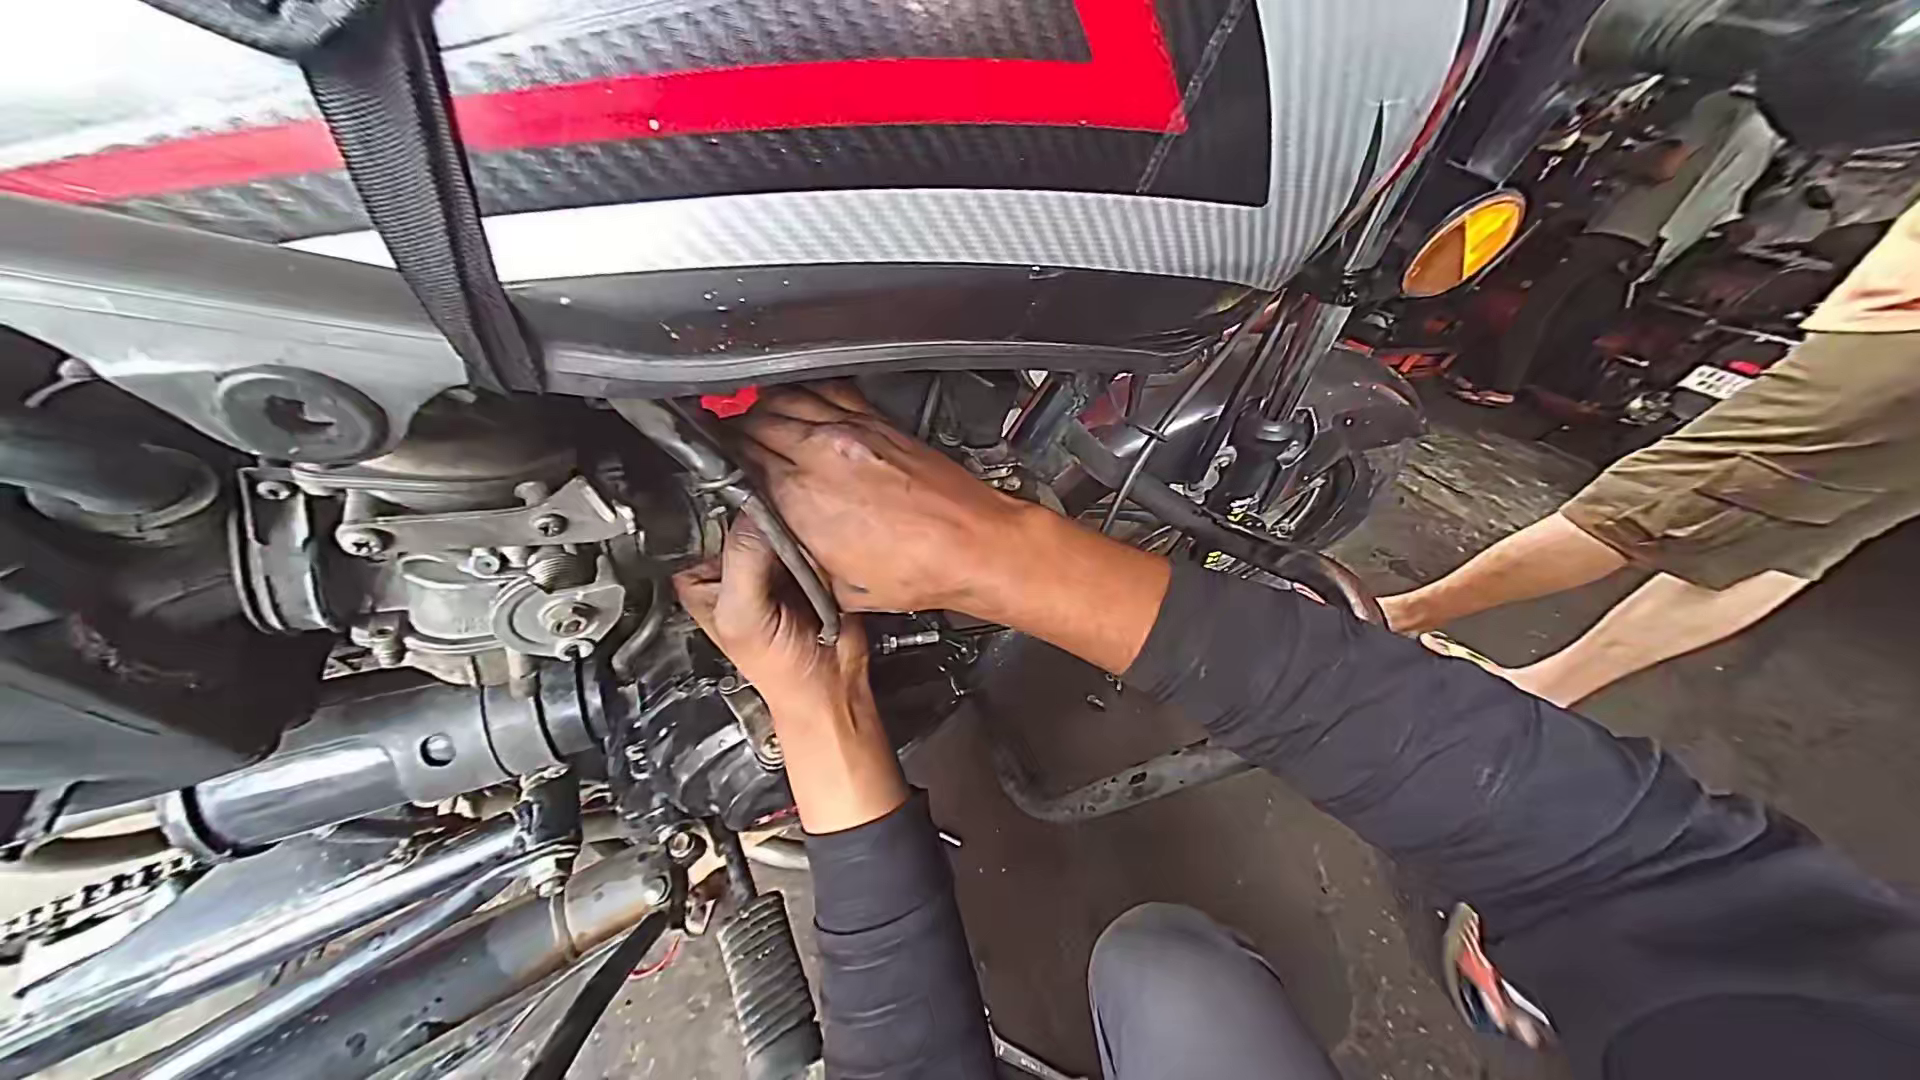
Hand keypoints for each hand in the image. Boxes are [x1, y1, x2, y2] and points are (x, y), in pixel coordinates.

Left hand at [674, 518, 906, 833]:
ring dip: (803, 537)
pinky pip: (818, 539)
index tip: (758, 523)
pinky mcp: (811, 568)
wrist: (829, 688)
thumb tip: (759, 510)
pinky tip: (822, 571)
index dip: (737, 520)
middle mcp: (738, 567)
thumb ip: (744, 559)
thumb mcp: (742, 615)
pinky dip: (825, 547)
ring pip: (789, 524)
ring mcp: (777, 566)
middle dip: (775, 526)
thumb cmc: (778, 670)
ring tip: (806, 572)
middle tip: (786, 555)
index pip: (716, 524)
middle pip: (756, 518)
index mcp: (703, 579)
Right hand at [730, 382, 1036, 616]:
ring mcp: (852, 433)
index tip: (713, 460)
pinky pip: (830, 392)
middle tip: (716, 428)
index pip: (741, 463)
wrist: (973, 545)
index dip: (722, 460)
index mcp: (801, 498)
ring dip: (759, 403)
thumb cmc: (919, 569)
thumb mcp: (839, 585)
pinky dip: (805, 390)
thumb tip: (783, 542)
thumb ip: (800, 555)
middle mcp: (821, 455)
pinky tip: (795, 390)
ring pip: (787, 402)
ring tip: (742, 405)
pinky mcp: (880, 425)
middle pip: (756, 425)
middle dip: (731, 427)